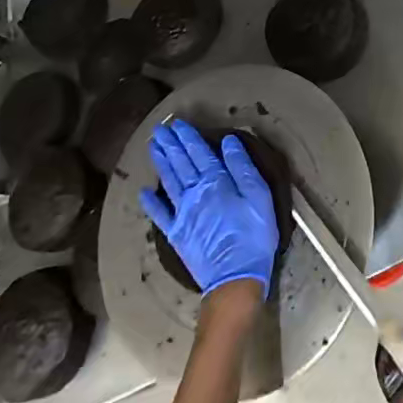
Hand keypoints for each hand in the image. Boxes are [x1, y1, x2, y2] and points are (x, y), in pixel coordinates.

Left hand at [140, 120, 278, 297]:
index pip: (199, 153)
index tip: (178, 124)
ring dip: (160, 162)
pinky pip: (160, 215)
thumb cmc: (254, 236)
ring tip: (153, 147)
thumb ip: (243, 168)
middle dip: (170, 144)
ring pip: (168, 181)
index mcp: (215, 182)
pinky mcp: (176, 234)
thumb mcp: (259, 197)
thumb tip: (229, 141)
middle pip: (180, 163)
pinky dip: (151, 203)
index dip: (188, 137)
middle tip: (159, 129)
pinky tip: (144, 192)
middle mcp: (194, 193)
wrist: (235, 278)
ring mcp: (182, 214)